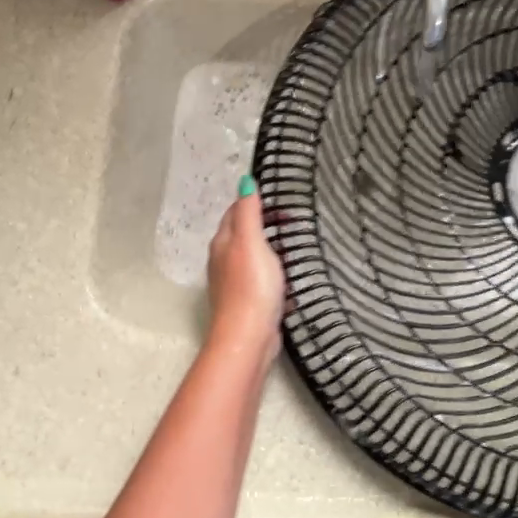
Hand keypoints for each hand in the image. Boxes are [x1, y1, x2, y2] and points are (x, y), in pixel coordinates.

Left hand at [206, 183, 286, 369]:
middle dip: (265, 224)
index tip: (283, 203)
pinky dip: (273, 273)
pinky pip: (260, 280)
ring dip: (270, 250)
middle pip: (243, 233)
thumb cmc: (251, 286)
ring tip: (294, 247)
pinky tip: (289, 279)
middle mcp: (223, 260)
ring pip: (252, 257)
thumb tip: (244, 180)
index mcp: (223, 242)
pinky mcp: (246, 303)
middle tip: (293, 222)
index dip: (256, 202)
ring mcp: (233, 283)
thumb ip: (249, 212)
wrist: (248, 337)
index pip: (236, 211)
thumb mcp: (251, 241)